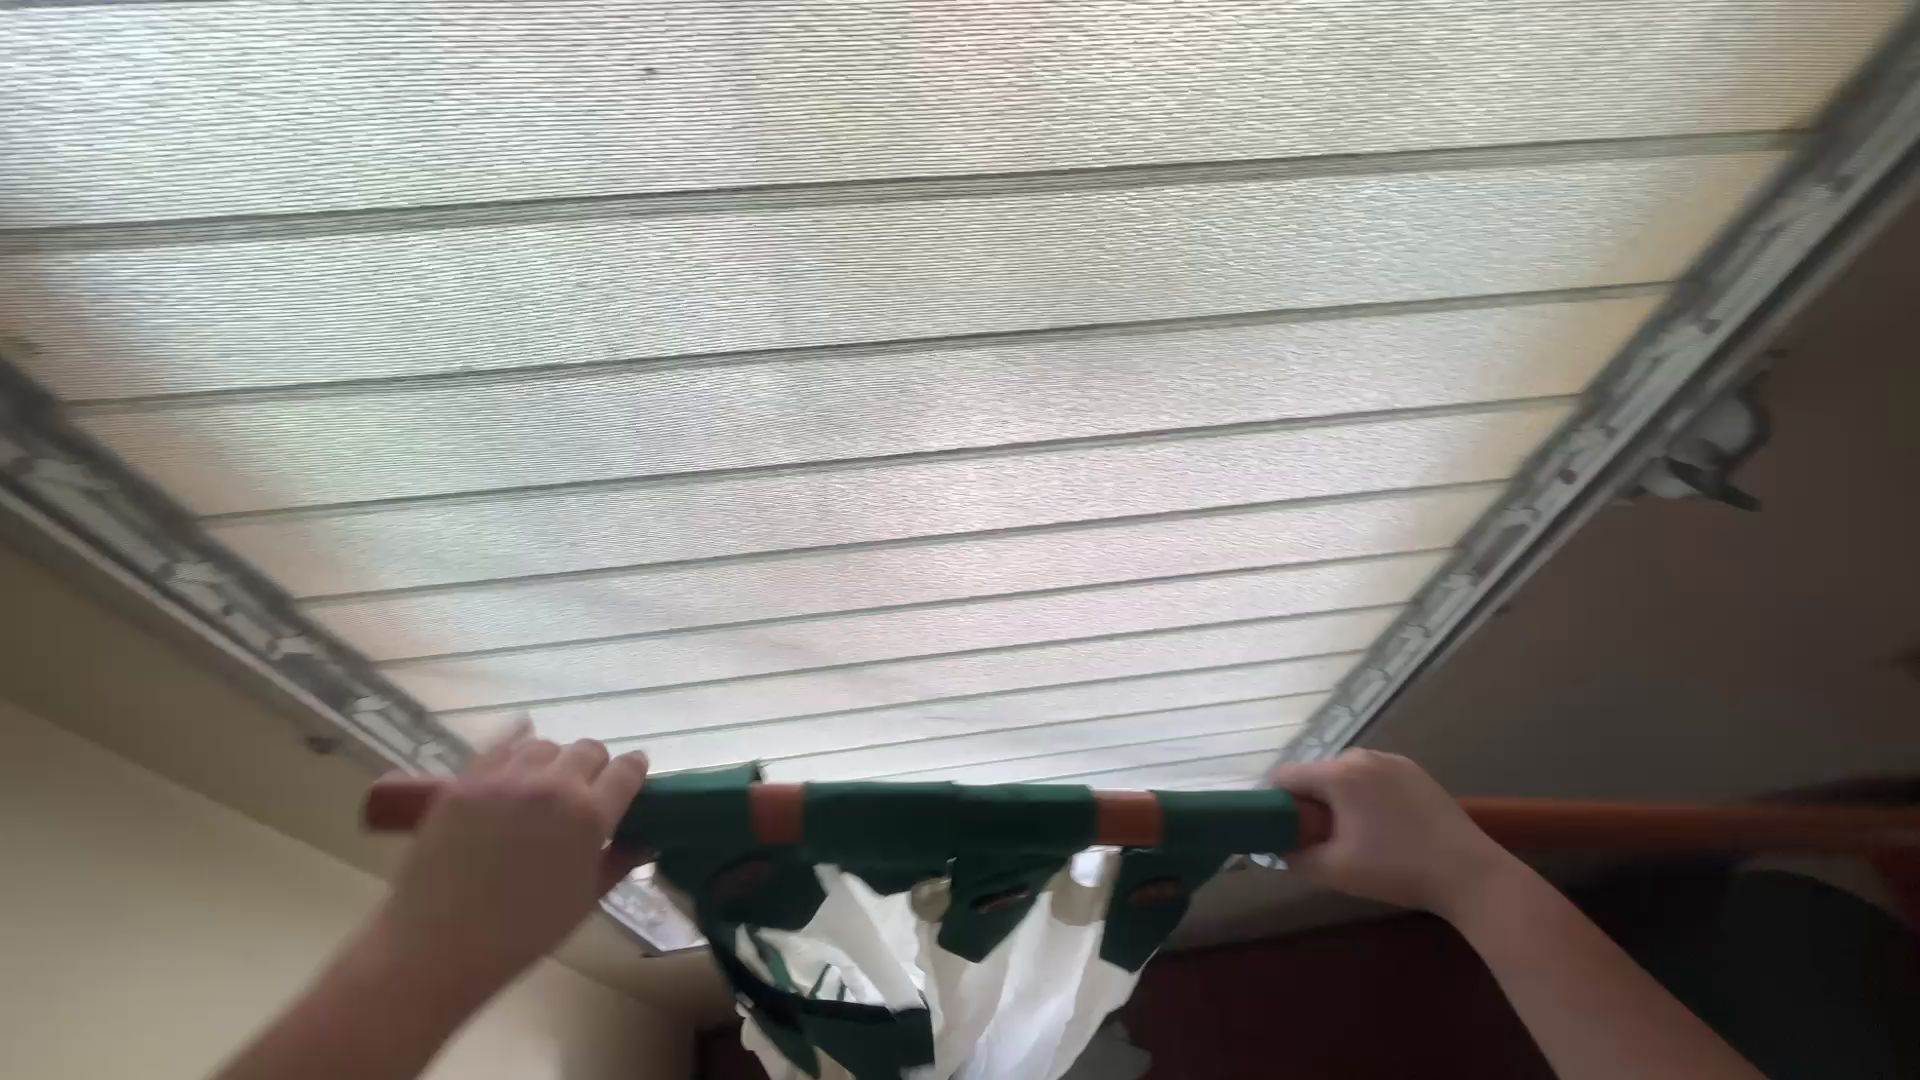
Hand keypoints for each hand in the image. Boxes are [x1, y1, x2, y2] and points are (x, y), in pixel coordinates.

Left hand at [369, 736, 649, 992]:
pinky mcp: (465, 783)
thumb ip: (621, 862)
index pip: (628, 769)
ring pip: (546, 746)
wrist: (434, 950)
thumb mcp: (586, 900)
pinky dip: (515, 744)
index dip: (634, 770)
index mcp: (590, 815)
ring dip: (553, 761)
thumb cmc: (522, 934)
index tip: (632, 777)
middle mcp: (554, 786)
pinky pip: (499, 746)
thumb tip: (647, 838)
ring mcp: (506, 780)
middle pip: (589, 750)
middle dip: (595, 766)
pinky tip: (518, 748)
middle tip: (585, 790)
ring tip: (543, 784)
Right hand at [1269, 749, 1518, 919]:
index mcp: (1339, 774)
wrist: (1474, 877)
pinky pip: (1373, 777)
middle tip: (1321, 837)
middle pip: (1316, 774)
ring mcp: (1392, 761)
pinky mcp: (1415, 772)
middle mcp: (1362, 756)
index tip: (1282, 828)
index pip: (1285, 776)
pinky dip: (1367, 795)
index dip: (1275, 801)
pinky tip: (1385, 826)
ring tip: (1356, 834)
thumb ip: (1295, 858)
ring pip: (1345, 775)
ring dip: (1339, 798)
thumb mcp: (1336, 872)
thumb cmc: (1398, 870)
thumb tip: (1274, 851)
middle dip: (1311, 802)